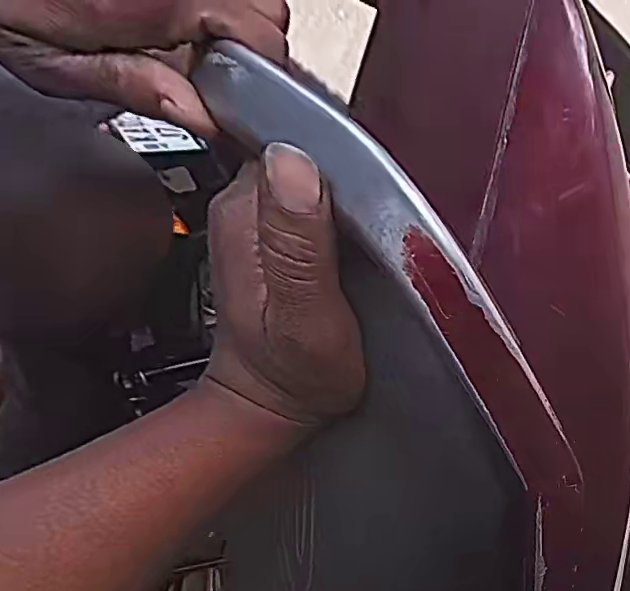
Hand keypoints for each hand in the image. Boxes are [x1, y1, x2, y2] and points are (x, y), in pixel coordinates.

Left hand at [0, 0, 288, 135]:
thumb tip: (201, 118)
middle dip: (253, 52)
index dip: (262, 83)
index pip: (263, 49)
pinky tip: (176, 19)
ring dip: (237, 24)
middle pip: (267, 18)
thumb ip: (126, 86)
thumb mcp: (38, 54)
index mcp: (151, 5)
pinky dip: (217, 10)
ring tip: (192, 37)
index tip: (236, 103)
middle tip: (213, 68)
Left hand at [202, 144, 364, 426]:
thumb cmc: (294, 374)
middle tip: (385, 229)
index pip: (292, 148)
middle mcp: (244, 207)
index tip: (376, 202)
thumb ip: (299, 245)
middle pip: (303, 158)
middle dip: (351, 182)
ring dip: (352, 203)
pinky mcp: (278, 242)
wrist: (275, 403)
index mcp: (244, 214)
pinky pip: (317, 210)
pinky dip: (347, 224)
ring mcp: (260, 224)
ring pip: (312, 181)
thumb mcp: (305, 317)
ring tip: (379, 240)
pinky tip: (363, 250)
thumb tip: (296, 163)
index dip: (341, 164)